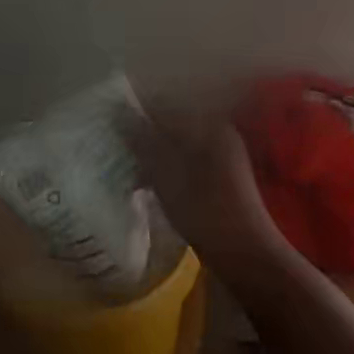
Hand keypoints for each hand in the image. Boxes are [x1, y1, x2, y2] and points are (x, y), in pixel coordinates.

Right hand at [129, 102, 289, 278]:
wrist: (242, 252)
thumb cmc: (201, 206)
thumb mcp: (162, 170)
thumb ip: (140, 138)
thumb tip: (119, 112)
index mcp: (208, 123)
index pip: (165, 101)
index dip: (136, 106)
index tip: (110, 114)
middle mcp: (218, 132)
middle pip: (171, 121)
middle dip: (142, 128)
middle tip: (115, 138)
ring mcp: (221, 156)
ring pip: (176, 141)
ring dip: (151, 147)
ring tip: (125, 158)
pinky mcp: (219, 177)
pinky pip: (184, 158)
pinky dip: (164, 163)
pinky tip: (144, 178)